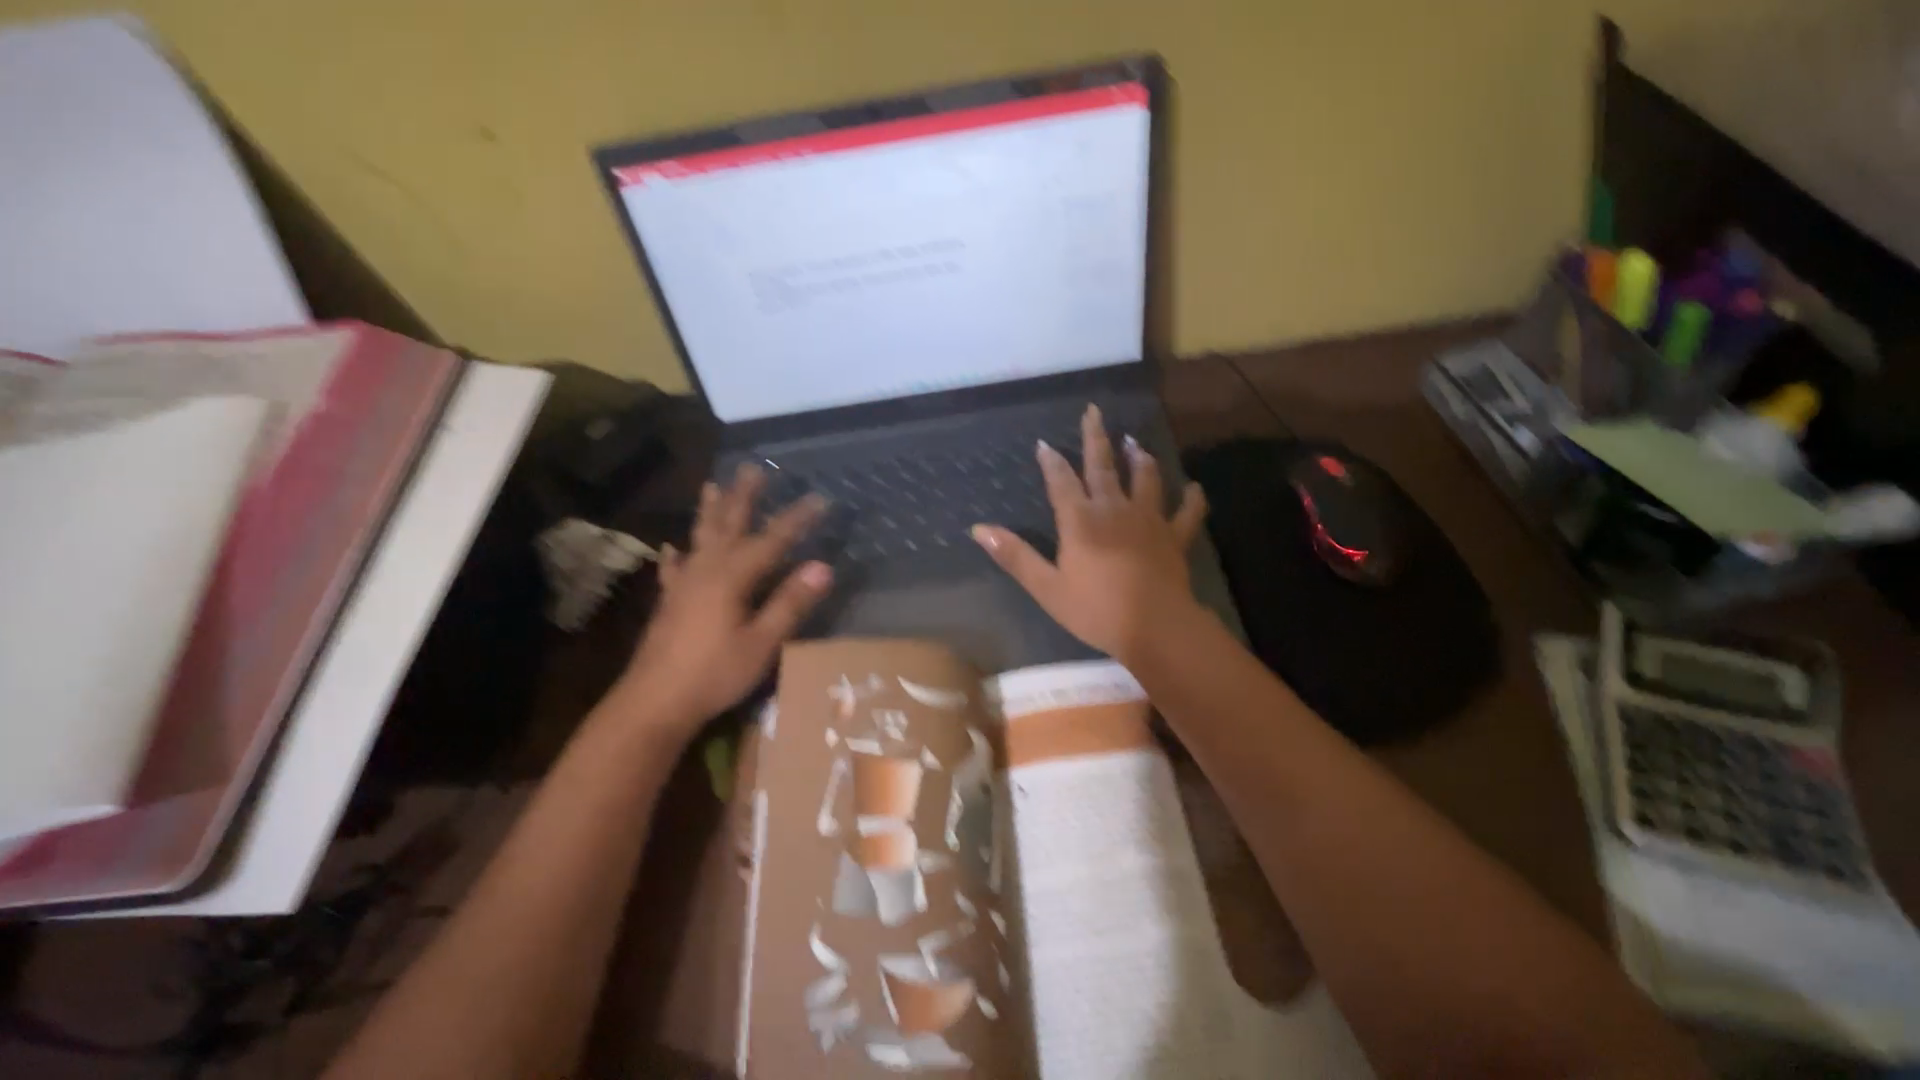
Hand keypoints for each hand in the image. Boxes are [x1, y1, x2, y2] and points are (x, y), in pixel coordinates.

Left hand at [621, 464, 832, 731]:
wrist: (654, 702)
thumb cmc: (714, 674)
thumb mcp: (762, 642)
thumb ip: (790, 603)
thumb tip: (823, 566)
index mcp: (732, 577)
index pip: (772, 540)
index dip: (796, 519)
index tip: (819, 499)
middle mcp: (706, 571)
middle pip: (728, 525)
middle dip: (743, 496)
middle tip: (752, 468)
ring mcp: (683, 585)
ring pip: (700, 538)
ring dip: (709, 511)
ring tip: (711, 485)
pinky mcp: (669, 602)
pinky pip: (674, 568)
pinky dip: (676, 555)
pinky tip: (672, 548)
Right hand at [970, 404, 1206, 662]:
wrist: (1154, 626)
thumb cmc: (1095, 609)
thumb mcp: (1047, 587)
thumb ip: (1015, 556)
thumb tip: (979, 529)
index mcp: (1080, 520)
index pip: (1061, 481)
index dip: (1051, 461)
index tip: (1044, 443)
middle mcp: (1114, 509)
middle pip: (1103, 466)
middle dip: (1096, 438)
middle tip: (1094, 412)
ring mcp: (1148, 520)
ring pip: (1145, 479)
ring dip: (1139, 458)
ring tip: (1134, 442)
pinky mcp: (1174, 537)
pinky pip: (1186, 512)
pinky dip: (1191, 498)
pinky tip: (1193, 487)